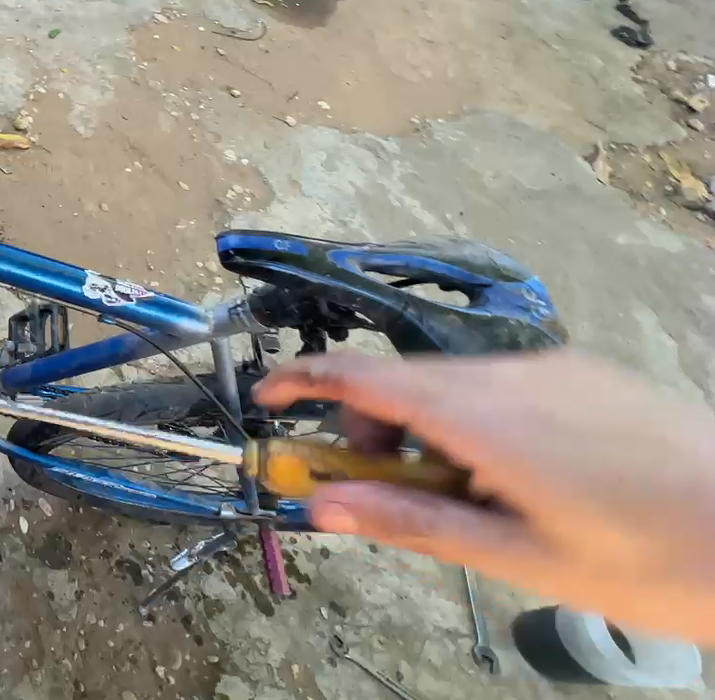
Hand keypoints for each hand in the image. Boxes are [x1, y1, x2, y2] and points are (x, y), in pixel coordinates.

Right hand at [256, 351, 714, 641]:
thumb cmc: (665, 564)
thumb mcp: (526, 559)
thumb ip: (410, 522)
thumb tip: (318, 504)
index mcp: (481, 416)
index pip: (356, 376)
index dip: (297, 381)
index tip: (264, 401)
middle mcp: (504, 373)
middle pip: (396, 380)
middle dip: (370, 425)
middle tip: (395, 485)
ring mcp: (548, 365)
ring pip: (443, 381)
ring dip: (422, 423)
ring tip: (473, 489)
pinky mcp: (582, 370)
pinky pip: (491, 380)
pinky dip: (468, 415)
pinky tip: (523, 468)